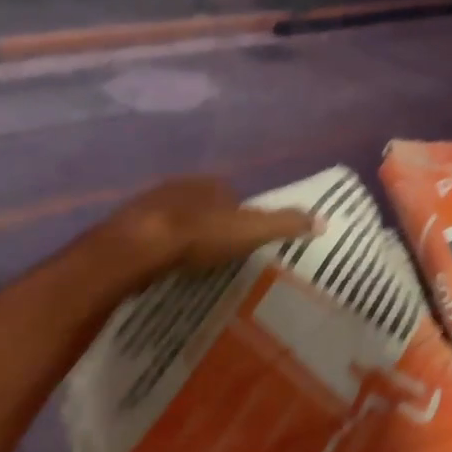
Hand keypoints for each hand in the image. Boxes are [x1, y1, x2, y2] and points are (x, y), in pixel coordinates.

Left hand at [103, 176, 315, 277]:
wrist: (139, 245)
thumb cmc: (199, 235)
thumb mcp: (251, 231)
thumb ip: (284, 224)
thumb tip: (324, 220)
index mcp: (211, 183)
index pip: (233, 196)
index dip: (240, 218)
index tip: (244, 244)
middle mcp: (180, 185)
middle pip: (202, 206)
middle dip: (209, 226)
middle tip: (218, 258)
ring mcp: (150, 203)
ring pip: (174, 219)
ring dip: (182, 236)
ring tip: (191, 266)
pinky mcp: (128, 224)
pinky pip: (150, 235)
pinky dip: (159, 248)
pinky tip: (163, 268)